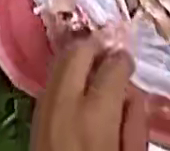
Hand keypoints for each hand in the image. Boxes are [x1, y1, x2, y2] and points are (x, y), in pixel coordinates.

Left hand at [33, 37, 149, 150]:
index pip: (112, 66)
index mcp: (96, 114)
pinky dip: (65, 71)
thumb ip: (135, 125)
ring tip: (96, 61)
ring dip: (79, 54)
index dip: (124, 60)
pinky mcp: (34, 114)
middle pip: (79, 51)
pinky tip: (78, 82)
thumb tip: (131, 93)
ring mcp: (45, 105)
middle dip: (97, 45)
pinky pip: (51, 79)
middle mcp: (66, 101)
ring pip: (60, 60)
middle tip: (111, 50)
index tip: (130, 62)